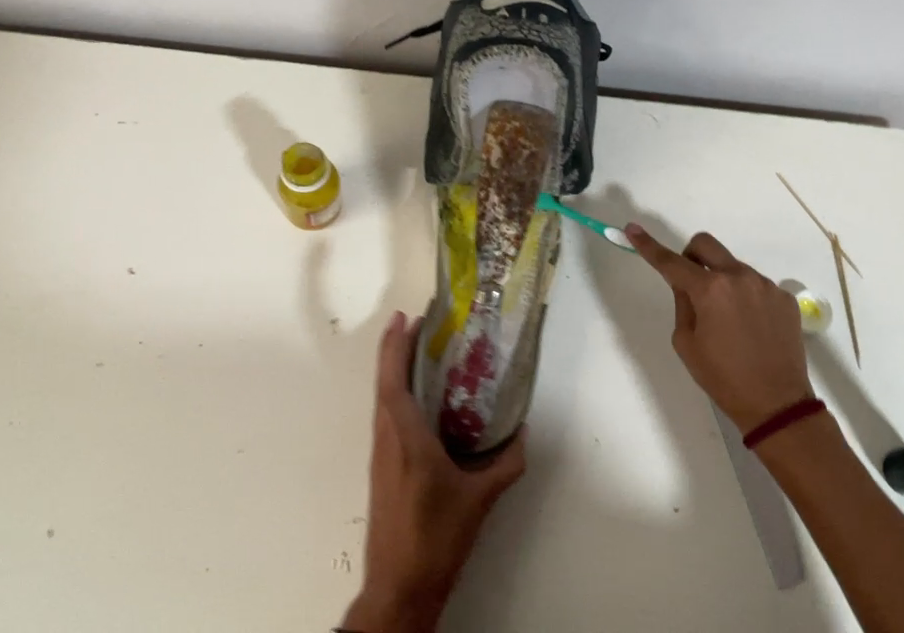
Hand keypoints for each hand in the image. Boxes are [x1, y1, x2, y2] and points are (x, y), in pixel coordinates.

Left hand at [342, 311, 526, 632]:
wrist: (401, 584)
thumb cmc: (438, 537)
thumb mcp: (481, 499)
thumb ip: (506, 463)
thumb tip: (523, 433)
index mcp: (407, 440)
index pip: (394, 381)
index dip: (396, 346)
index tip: (406, 317)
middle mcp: (387, 441)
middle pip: (385, 384)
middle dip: (397, 350)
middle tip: (420, 324)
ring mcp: (380, 456)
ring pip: (383, 401)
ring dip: (397, 371)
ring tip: (423, 353)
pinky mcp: (382, 470)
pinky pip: (387, 419)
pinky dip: (399, 396)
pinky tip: (423, 400)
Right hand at [625, 224, 813, 432]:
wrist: (776, 404)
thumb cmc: (722, 377)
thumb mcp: (686, 343)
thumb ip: (682, 304)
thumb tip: (685, 284)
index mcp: (710, 290)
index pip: (671, 262)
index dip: (648, 245)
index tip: (633, 229)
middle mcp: (739, 277)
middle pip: (706, 244)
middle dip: (691, 256)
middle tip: (690, 286)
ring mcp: (766, 285)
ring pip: (733, 266)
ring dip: (721, 281)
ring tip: (728, 321)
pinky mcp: (785, 298)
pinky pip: (756, 285)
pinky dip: (745, 298)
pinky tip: (750, 328)